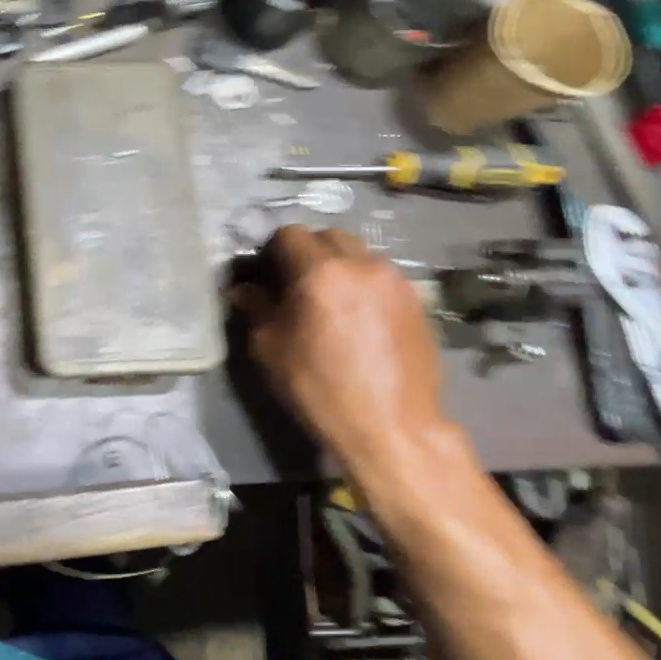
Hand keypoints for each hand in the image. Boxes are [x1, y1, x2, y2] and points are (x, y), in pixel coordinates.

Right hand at [234, 226, 464, 484]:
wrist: (391, 425)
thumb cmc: (319, 388)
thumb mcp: (270, 349)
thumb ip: (256, 308)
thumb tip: (244, 289)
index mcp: (320, 272)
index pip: (289, 234)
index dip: (272, 251)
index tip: (266, 275)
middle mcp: (361, 264)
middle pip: (329, 236)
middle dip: (308, 251)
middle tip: (295, 284)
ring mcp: (395, 280)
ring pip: (359, 254)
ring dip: (338, 266)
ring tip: (329, 302)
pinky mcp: (416, 300)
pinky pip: (381, 276)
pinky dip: (363, 284)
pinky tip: (357, 319)